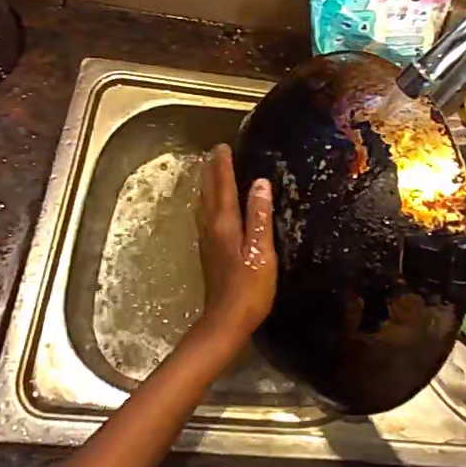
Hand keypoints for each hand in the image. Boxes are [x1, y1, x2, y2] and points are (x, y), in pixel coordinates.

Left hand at [194, 144, 275, 340]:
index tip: (223, 146)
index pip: (223, 186)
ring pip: (204, 204)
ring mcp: (207, 240)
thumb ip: (259, 216)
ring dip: (207, 185)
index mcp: (224, 224)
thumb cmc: (249, 288)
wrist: (226, 320)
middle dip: (212, 171)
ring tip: (211, 172)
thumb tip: (260, 183)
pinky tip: (211, 207)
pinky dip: (208, 202)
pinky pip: (205, 216)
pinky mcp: (208, 252)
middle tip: (215, 152)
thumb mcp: (261, 251)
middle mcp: (210, 227)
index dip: (223, 166)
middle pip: (209, 192)